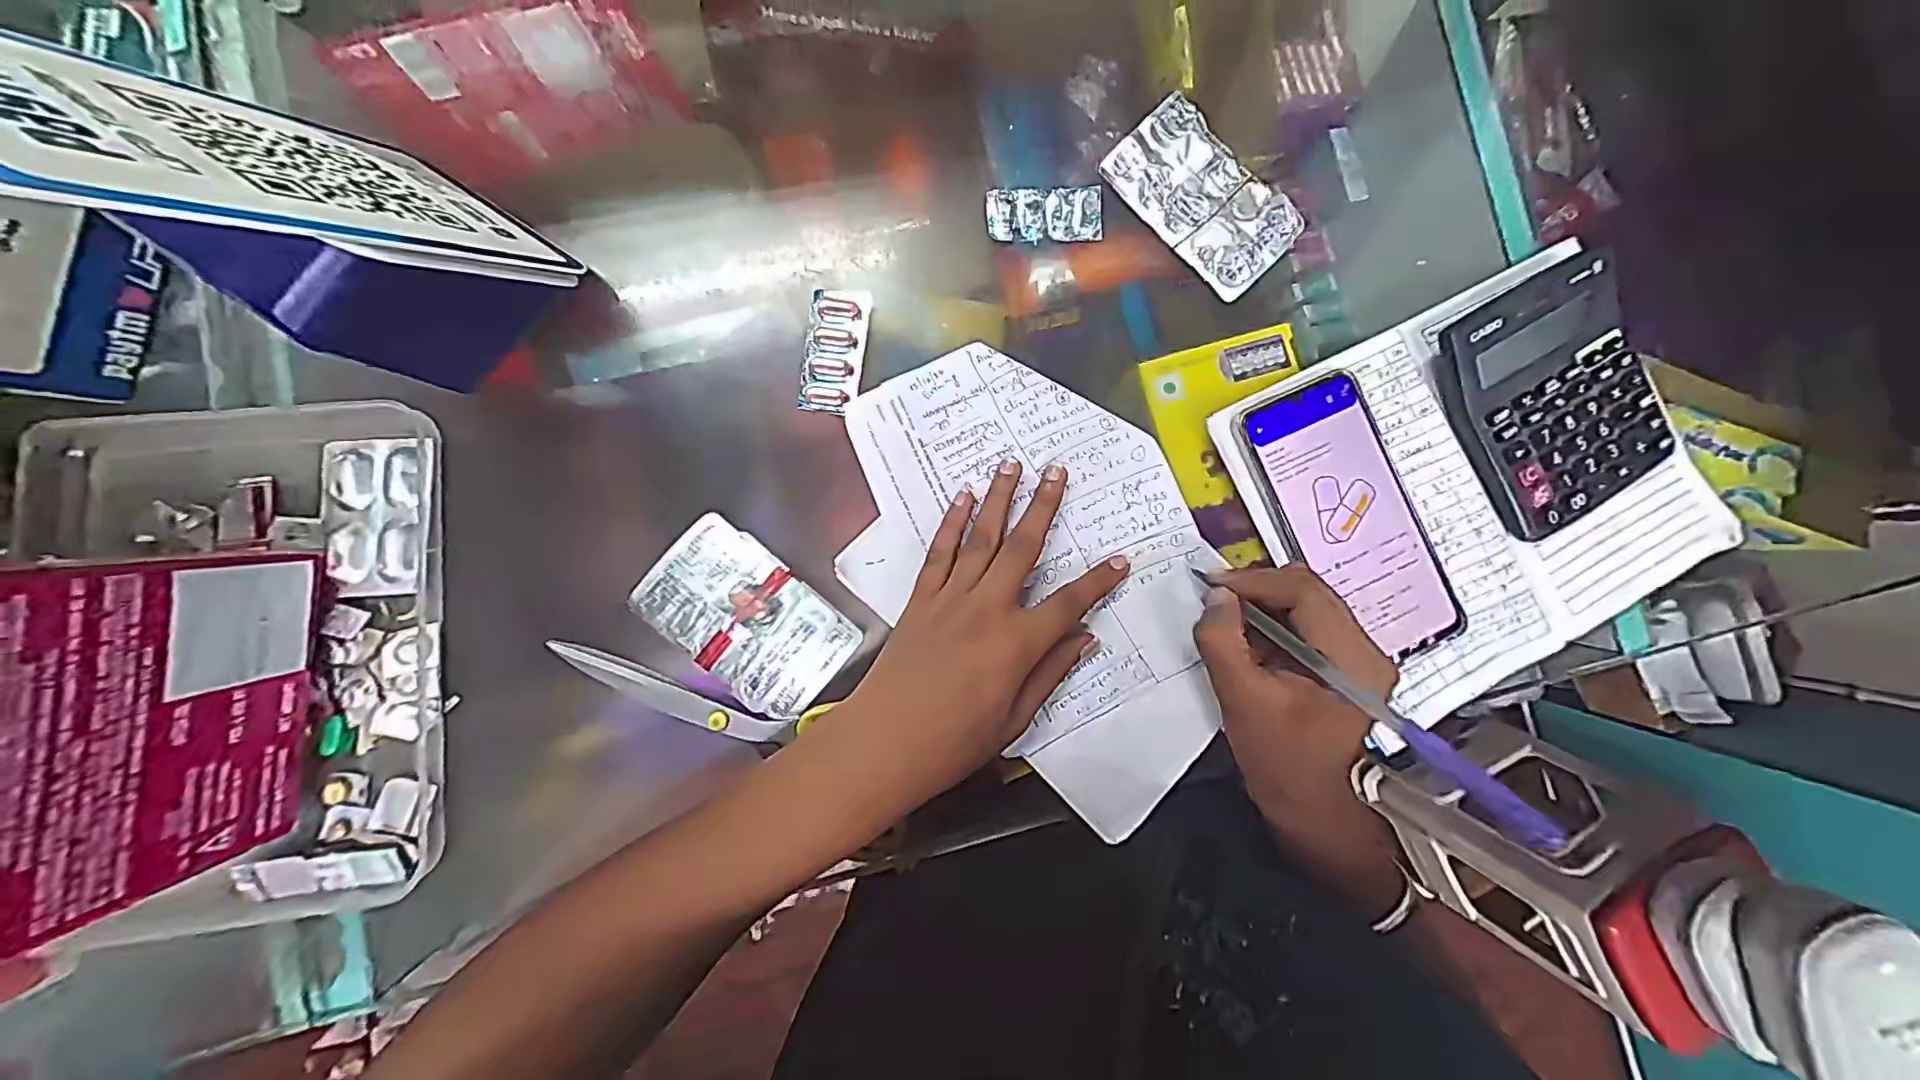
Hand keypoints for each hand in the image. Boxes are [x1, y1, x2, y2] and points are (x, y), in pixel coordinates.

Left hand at [837, 459, 1128, 804]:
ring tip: (1011, 466)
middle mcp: (985, 610)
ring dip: (999, 500)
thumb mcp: (1015, 718)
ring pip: (980, 539)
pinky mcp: (920, 600)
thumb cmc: (952, 741)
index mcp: (1016, 644)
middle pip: (1023, 548)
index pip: (1069, 603)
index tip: (1119, 560)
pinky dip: (952, 524)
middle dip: (1044, 506)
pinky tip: (962, 500)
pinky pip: (940, 553)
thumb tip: (1082, 640)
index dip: (1098, 581)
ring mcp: (949, 600)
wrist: (885, 741)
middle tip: (1057, 473)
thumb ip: (1050, 672)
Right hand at [1193, 565, 1404, 907]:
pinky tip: (1244, 637)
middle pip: (1309, 594)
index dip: (1252, 581)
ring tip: (1224, 614)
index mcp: (1354, 660)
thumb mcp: (1244, 701)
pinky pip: (1307, 631)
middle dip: (1257, 588)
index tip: (1212, 584)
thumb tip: (1216, 598)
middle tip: (1214, 594)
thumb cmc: (1289, 770)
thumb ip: (1224, 642)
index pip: (1304, 592)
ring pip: (1307, 609)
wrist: (1324, 820)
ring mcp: (1358, 663)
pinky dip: (1272, 626)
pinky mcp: (1344, 672)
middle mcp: (1366, 652)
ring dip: (1263, 606)